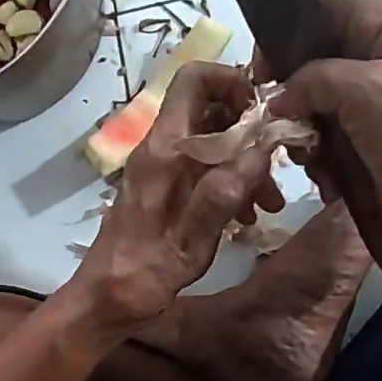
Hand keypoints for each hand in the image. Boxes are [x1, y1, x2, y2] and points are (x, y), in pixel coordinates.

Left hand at [72, 63, 279, 330]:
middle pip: (211, 109)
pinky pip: (204, 167)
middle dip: (250, 131)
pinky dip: (230, 181)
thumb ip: (223, 193)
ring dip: (245, 162)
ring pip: (212, 140)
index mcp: (163, 150)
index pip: (194, 80)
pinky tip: (247, 215)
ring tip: (270, 202)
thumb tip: (259, 149)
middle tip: (277, 166)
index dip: (233, 82)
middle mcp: (160, 149)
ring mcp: (161, 168)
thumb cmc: (142, 273)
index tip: (265, 114)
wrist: (104, 300)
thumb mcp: (189, 241)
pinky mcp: (164, 188)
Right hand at [266, 0, 381, 271]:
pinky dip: (319, 136)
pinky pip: (332, 109)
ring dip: (305, 119)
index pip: (323, 0)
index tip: (259, 80)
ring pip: (319, 81)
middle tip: (282, 123)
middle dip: (295, 86)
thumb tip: (274, 97)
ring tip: (309, 152)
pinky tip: (322, 161)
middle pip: (317, 43)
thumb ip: (312, 79)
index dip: (283, 36)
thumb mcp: (367, 94)